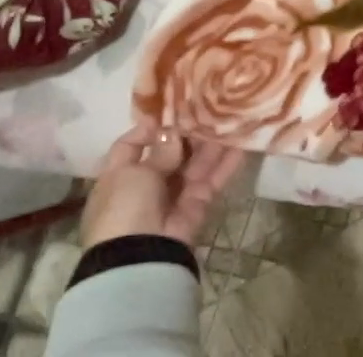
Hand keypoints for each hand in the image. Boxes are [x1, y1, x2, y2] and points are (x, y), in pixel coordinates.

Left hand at [81, 122, 245, 248]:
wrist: (140, 252)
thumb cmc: (125, 207)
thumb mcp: (135, 174)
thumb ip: (159, 150)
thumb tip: (173, 130)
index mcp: (119, 176)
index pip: (130, 146)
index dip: (147, 129)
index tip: (169, 111)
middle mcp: (146, 183)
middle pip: (169, 152)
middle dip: (188, 133)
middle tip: (210, 110)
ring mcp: (174, 193)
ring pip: (195, 162)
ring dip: (212, 144)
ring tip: (231, 119)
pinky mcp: (198, 202)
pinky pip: (213, 178)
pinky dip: (228, 163)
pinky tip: (243, 144)